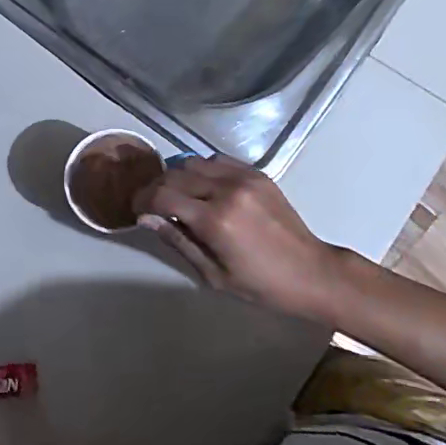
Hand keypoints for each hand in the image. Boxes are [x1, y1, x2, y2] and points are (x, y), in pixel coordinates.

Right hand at [133, 155, 352, 323]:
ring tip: (179, 196)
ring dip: (180, 176)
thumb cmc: (260, 284)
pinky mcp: (257, 173)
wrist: (310, 271)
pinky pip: (220, 160)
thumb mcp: (213, 274)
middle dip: (157, 187)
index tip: (136, 209)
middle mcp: (228, 190)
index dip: (143, 200)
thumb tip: (147, 218)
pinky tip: (204, 187)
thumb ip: (178, 241)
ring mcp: (245, 177)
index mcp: (215, 220)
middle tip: (152, 205)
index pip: (163, 195)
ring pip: (196, 161)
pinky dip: (204, 169)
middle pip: (176, 174)